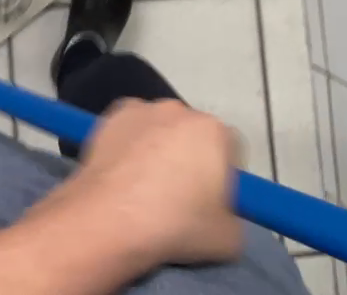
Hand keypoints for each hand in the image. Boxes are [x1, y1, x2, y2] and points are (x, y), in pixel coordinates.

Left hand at [49, 99, 243, 268]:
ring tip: (146, 182)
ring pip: (162, 127)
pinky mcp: (112, 113)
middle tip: (180, 192)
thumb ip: (235, 217)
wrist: (111, 215)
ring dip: (161, 146)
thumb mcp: (230, 238)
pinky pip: (133, 127)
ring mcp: (142, 107)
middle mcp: (178, 109)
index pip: (231, 150)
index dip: (225, 176)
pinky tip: (125, 169)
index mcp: (213, 131)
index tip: (212, 200)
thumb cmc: (177, 224)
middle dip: (192, 157)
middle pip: (194, 134)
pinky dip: (132, 141)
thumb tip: (220, 211)